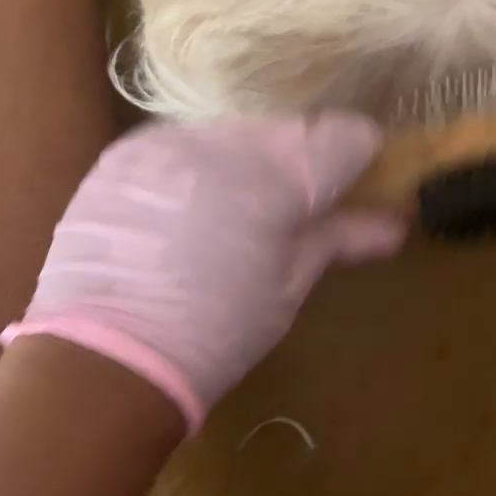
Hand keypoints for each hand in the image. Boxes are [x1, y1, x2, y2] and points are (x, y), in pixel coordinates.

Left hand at [3, 115, 403, 431]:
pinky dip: (202, 165)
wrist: (98, 366)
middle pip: (292, 128)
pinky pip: (186, 142)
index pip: (346, 135)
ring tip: (239, 210)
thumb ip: (343, 236)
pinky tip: (192, 207)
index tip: (358, 182)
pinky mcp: (125, 154)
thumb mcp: (291, 284)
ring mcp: (170, 143)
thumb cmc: (216, 331)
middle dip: (305, 159)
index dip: (360, 157)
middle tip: (298, 205)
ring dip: (253, 160)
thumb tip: (398, 223)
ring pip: (239, 131)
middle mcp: (227, 143)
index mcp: (279, 177)